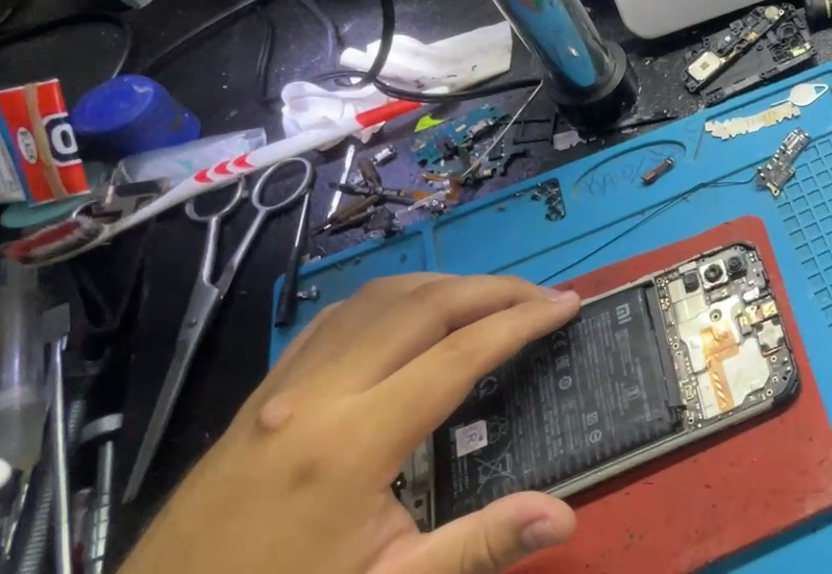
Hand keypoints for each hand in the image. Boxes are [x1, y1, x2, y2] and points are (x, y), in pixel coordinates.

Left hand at [122, 275, 581, 573]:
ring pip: (378, 298)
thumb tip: (565, 515)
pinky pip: (337, 317)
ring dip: (446, 285)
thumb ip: (477, 547)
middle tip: (546, 296)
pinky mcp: (262, 392)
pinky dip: (393, 297)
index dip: (522, 322)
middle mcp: (318, 395)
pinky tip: (415, 313)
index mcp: (352, 444)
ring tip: (494, 299)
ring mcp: (283, 387)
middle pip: (424, 307)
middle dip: (495, 290)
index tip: (569, 305)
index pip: (460, 354)